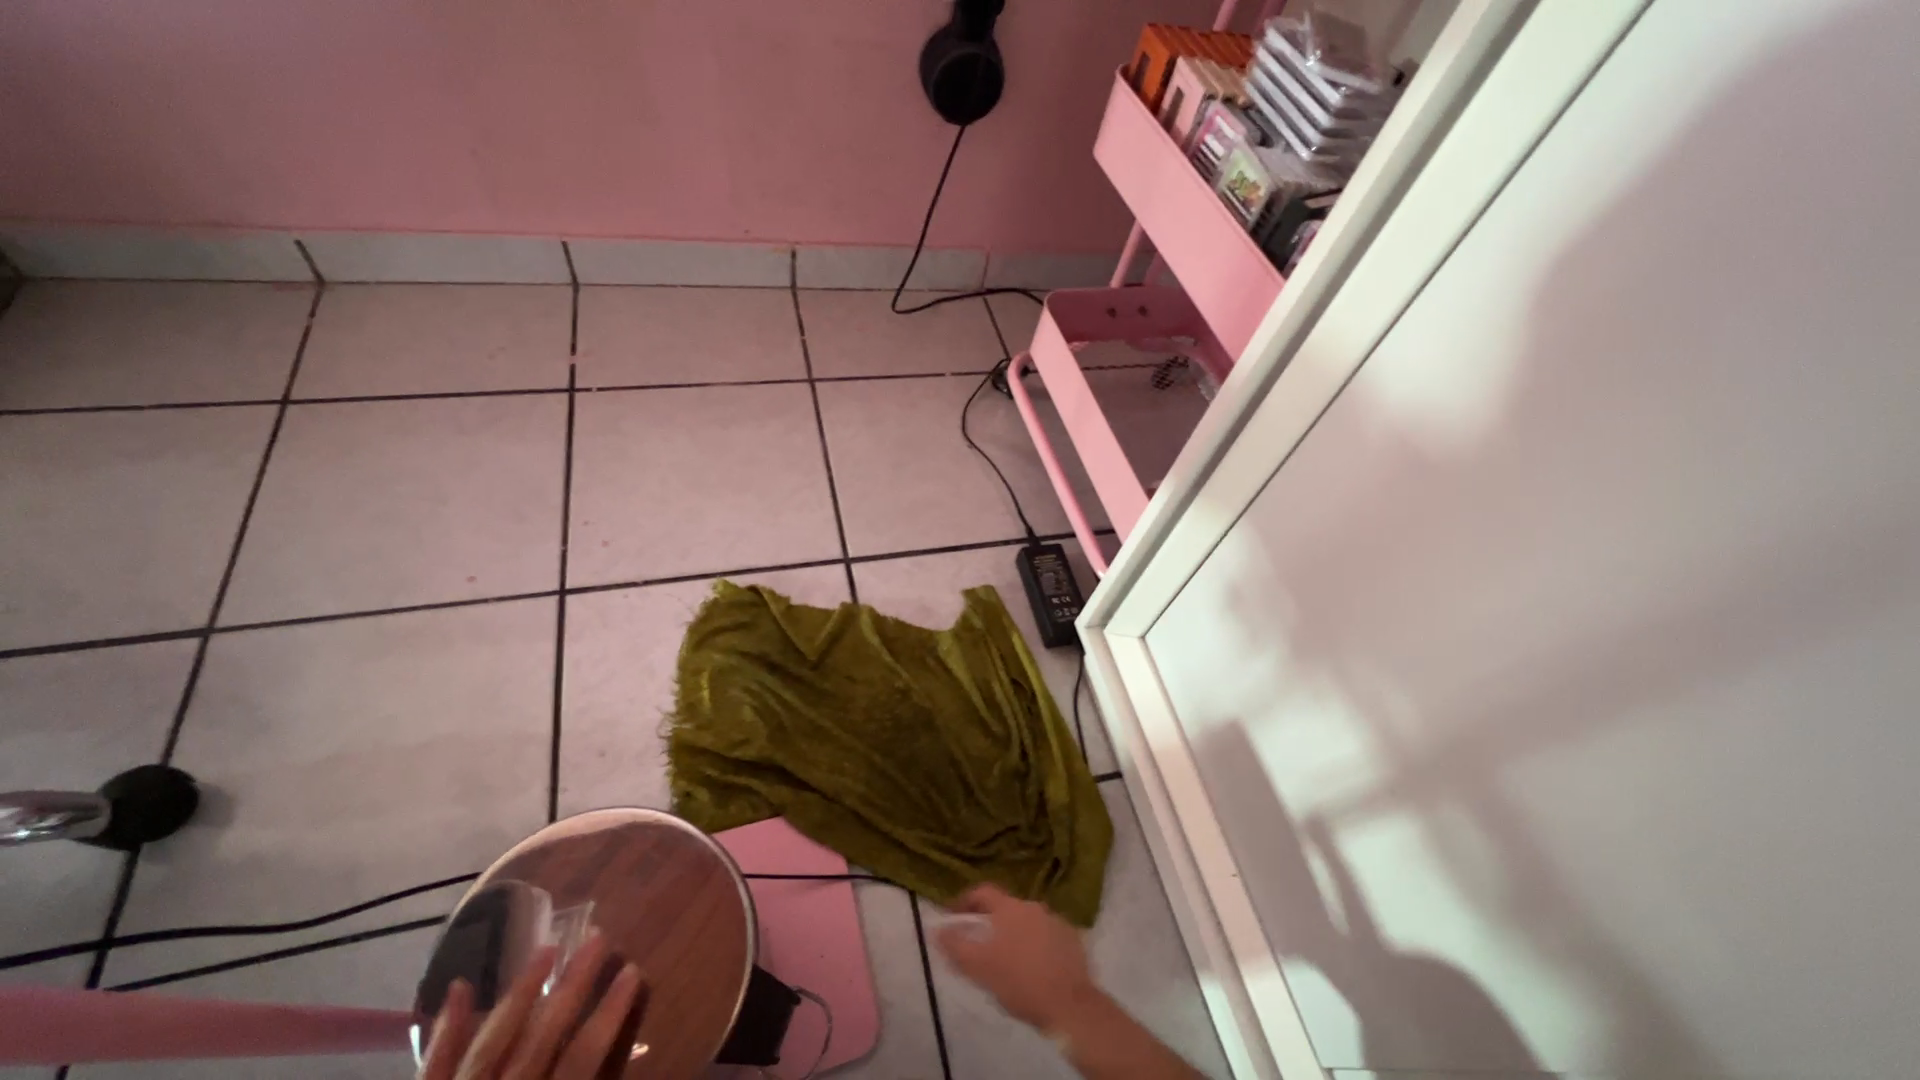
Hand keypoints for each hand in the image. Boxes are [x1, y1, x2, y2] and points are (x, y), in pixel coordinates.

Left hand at [420, 930, 647, 1079]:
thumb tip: (637, 1053)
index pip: (582, 1058)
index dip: (609, 1016)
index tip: (634, 971)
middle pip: (541, 1038)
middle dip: (571, 986)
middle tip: (600, 936)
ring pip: (492, 1042)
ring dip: (520, 993)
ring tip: (548, 947)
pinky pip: (433, 1067)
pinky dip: (446, 1029)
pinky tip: (460, 986)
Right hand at [936, 884, 1103, 1034]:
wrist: (1070, 1006)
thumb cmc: (1020, 982)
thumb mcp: (979, 968)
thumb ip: (956, 946)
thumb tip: (937, 930)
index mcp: (1011, 908)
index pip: (983, 892)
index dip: (965, 901)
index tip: (953, 916)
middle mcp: (1035, 906)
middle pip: (1005, 907)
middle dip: (990, 922)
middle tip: (979, 944)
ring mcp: (1057, 921)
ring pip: (1027, 922)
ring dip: (1014, 934)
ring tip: (1006, 959)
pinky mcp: (1072, 940)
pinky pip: (1046, 935)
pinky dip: (1035, 944)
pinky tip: (1032, 966)